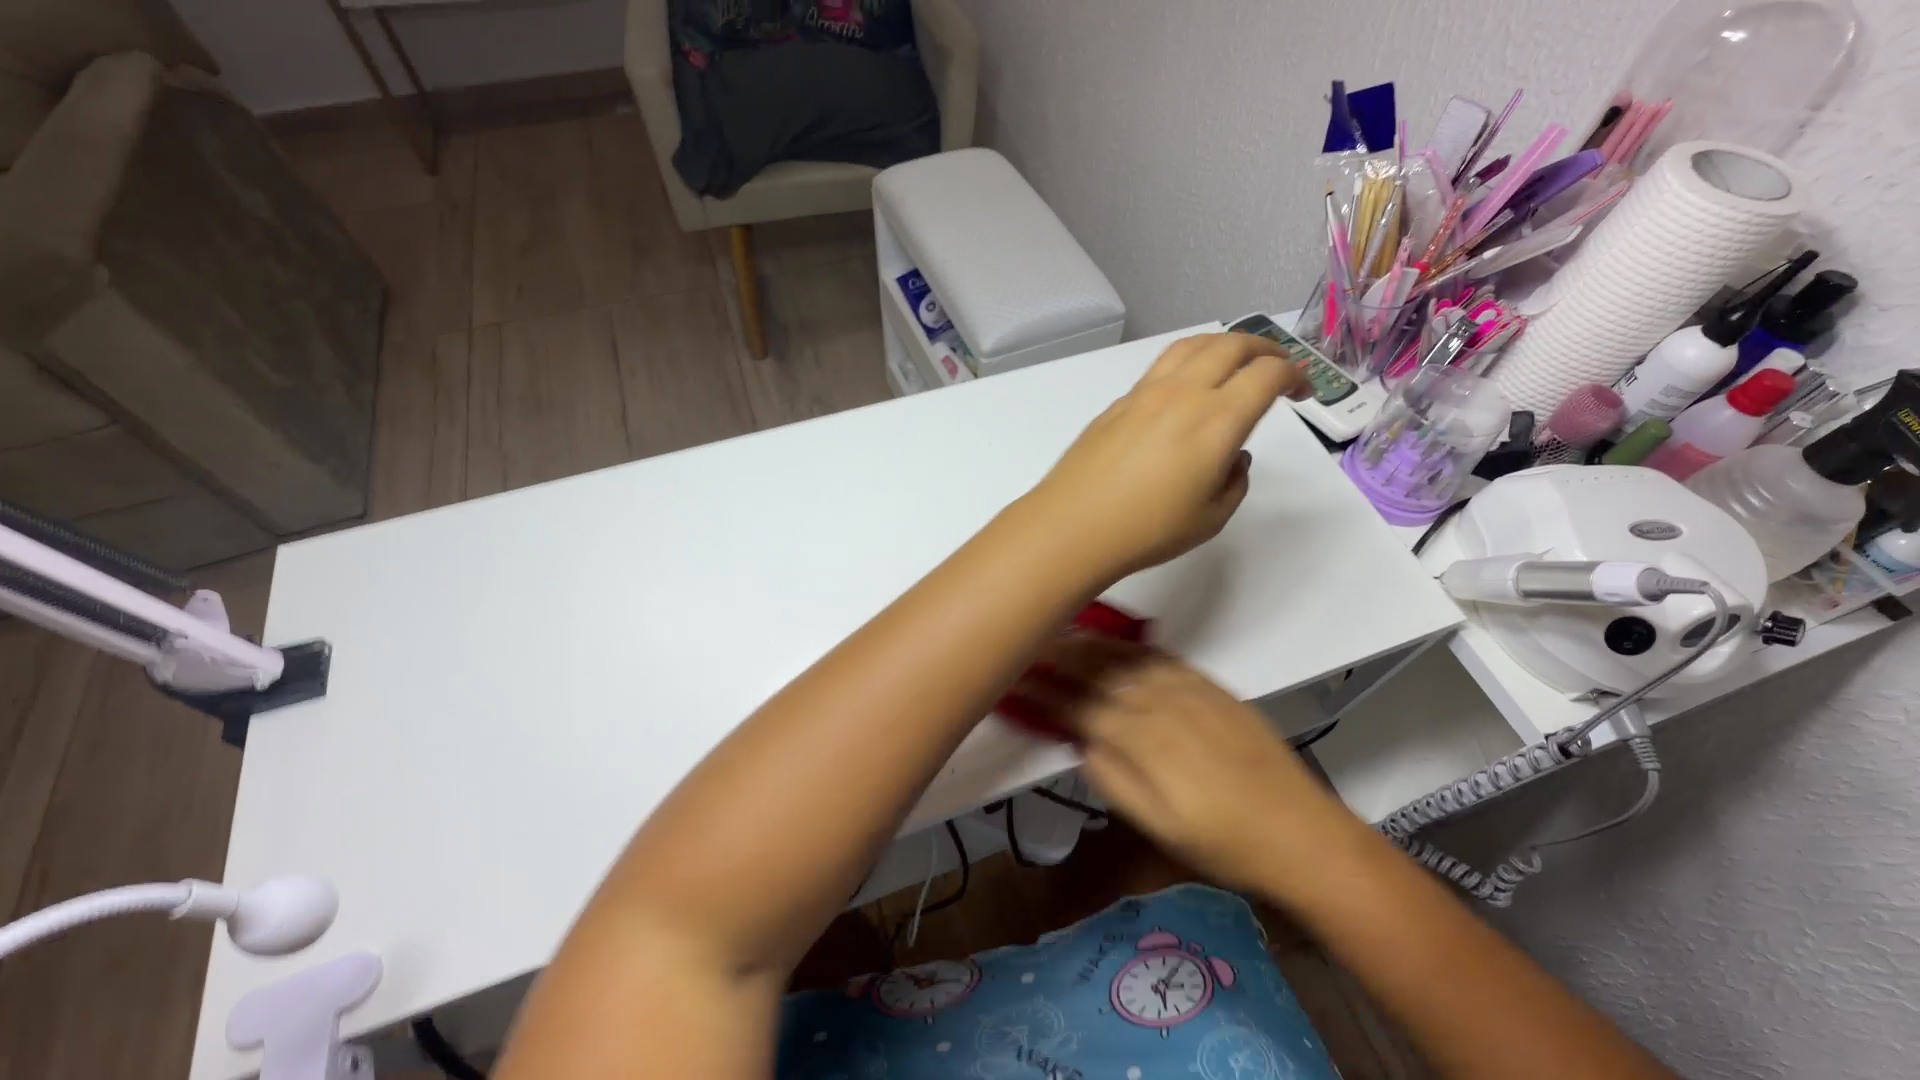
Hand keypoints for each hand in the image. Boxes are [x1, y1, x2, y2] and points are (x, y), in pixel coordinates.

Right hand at [1011, 636, 1358, 892]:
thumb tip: (1079, 742)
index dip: (1042, 693)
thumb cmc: (1223, 844)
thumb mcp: (1158, 826)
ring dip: (1091, 644)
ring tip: (1059, 632)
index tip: (1012, 680)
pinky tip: (1118, 644)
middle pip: (1100, 672)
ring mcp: (1192, 691)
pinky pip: (1164, 657)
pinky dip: (1133, 647)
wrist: (1301, 834)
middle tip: (1025, 643)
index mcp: (1144, 741)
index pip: (1078, 707)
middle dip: (1059, 656)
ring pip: (1129, 658)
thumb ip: (1113, 780)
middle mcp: (1164, 704)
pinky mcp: (1214, 688)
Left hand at [1022, 333, 1308, 581]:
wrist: (1074, 525)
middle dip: (1265, 349)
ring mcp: (1147, 393)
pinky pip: (1163, 364)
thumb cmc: (1148, 530)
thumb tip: (1234, 457)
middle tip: (1279, 366)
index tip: (1303, 391)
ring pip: (1193, 344)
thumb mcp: (1211, 517)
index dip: (1295, 375)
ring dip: (1225, 344)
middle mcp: (1184, 393)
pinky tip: (1188, 384)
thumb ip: (1234, 481)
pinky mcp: (1119, 402)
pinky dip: (1189, 360)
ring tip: (1236, 360)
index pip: (1267, 375)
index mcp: (1217, 420)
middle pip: (1233, 345)